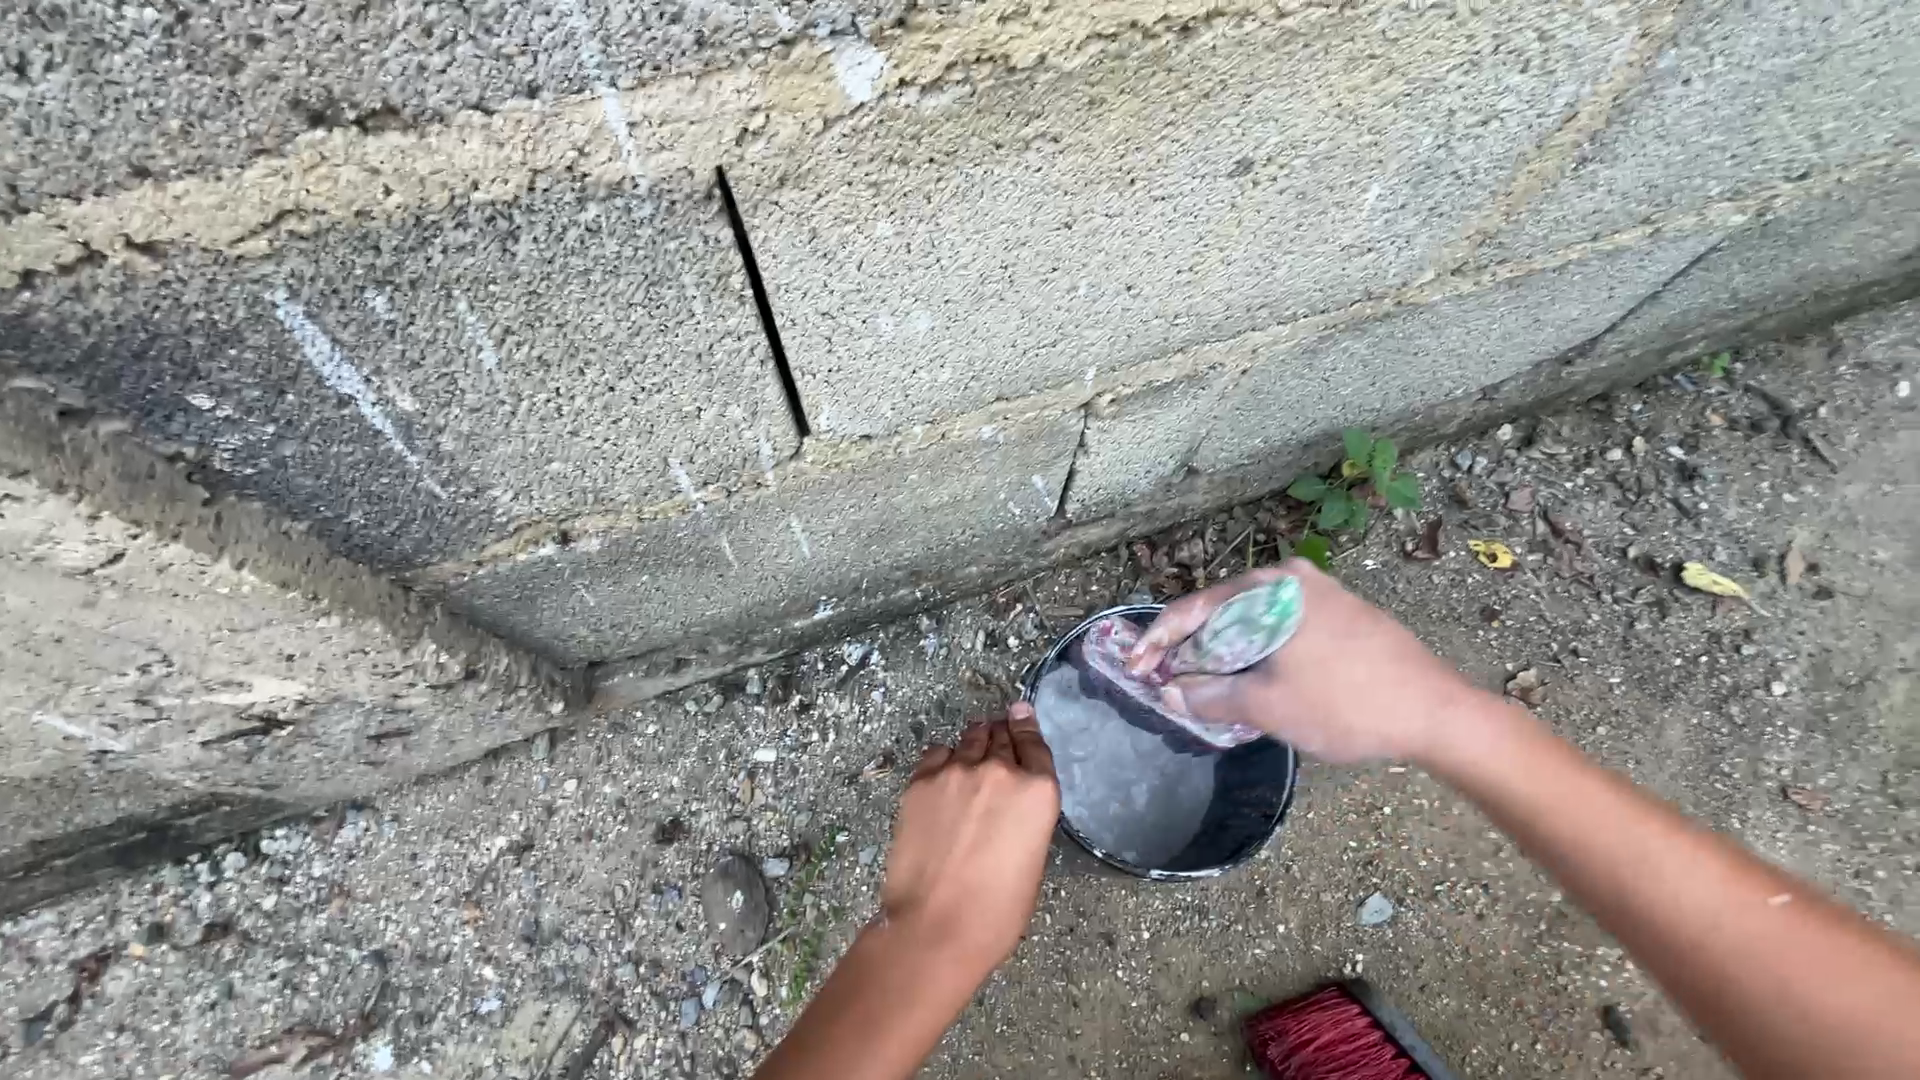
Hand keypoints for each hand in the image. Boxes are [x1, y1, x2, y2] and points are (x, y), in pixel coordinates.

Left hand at [879, 702, 1059, 978]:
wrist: (936, 925)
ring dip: (973, 743)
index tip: (1020, 712)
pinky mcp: (921, 779)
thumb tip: (1011, 801)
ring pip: (970, 739)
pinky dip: (943, 761)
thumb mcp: (1031, 858)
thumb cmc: (997, 911)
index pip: (1034, 743)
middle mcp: (1000, 770)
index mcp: (1038, 791)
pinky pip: (937, 754)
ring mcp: (957, 770)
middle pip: (1001, 736)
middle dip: (1000, 736)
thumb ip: (1026, 814)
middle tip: (996, 737)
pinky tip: (942, 778)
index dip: (1026, 727)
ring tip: (970, 753)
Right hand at [1127, 559, 1496, 763]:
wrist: (1440, 715)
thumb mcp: (1266, 706)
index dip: (1158, 640)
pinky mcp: (1343, 613)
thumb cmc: (1346, 704)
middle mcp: (1294, 578)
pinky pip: (1281, 626)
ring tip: (1202, 681)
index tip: (1135, 666)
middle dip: (1190, 645)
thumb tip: (1170, 694)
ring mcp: (1322, 592)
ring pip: (1252, 619)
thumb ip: (1209, 696)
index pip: (1195, 608)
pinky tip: (1251, 675)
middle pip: (1222, 610)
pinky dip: (1257, 649)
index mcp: (1271, 588)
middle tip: (1165, 677)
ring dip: (1224, 650)